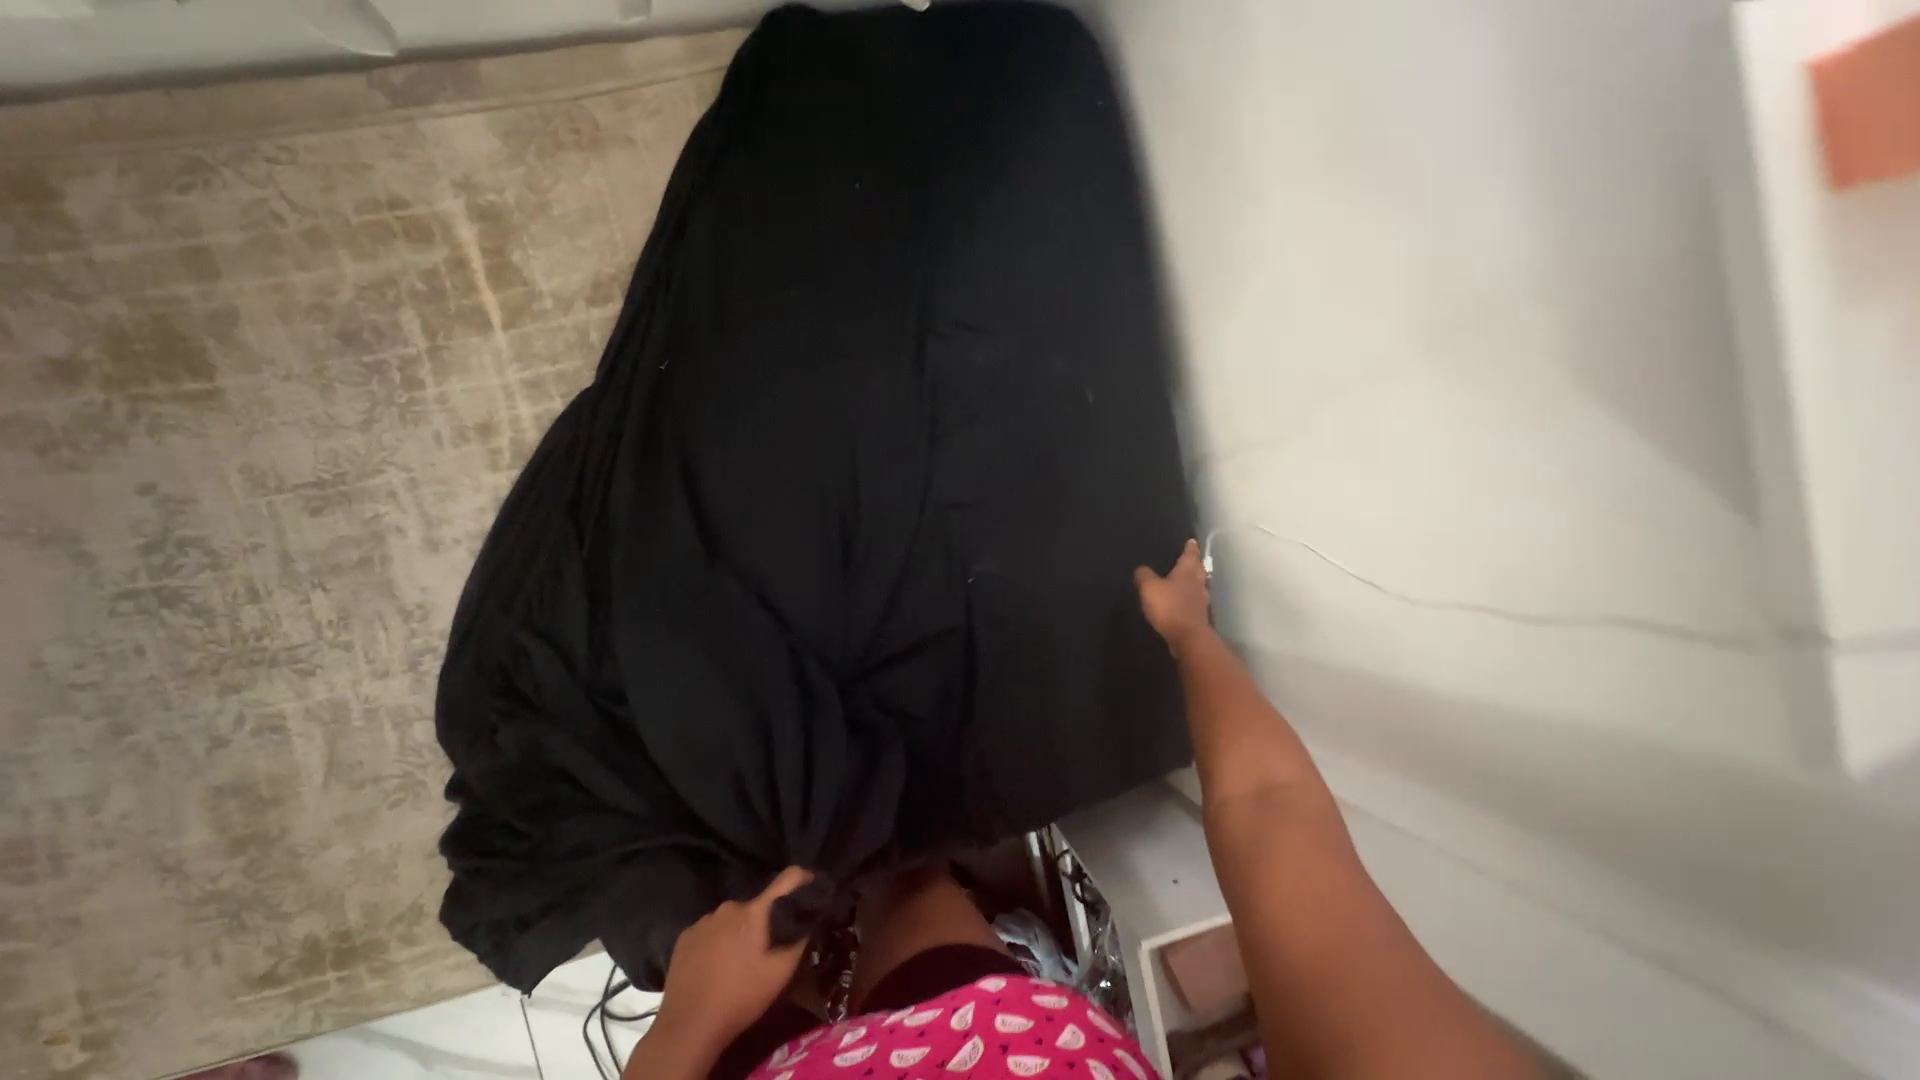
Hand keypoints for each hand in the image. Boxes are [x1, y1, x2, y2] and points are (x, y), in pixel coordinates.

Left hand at [645, 867, 814, 1068]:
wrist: (689, 1025)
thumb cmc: (741, 996)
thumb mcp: (781, 973)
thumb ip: (800, 940)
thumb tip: (811, 919)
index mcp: (756, 911)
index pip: (788, 878)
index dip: (804, 880)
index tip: (812, 892)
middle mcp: (729, 907)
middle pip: (757, 905)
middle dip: (765, 922)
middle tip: (768, 950)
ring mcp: (703, 921)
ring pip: (732, 919)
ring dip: (740, 932)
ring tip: (739, 963)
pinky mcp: (685, 937)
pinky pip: (710, 931)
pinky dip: (718, 942)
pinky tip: (715, 968)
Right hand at [1135, 539, 1212, 655]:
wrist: (1188, 637)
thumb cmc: (1169, 607)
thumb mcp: (1149, 588)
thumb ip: (1144, 576)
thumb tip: (1141, 569)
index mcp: (1186, 572)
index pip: (1190, 555)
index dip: (1190, 548)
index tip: (1192, 541)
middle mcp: (1197, 583)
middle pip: (1198, 569)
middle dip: (1195, 563)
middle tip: (1192, 558)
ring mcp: (1201, 601)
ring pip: (1199, 585)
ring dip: (1195, 581)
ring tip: (1189, 578)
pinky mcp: (1199, 616)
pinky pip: (1195, 601)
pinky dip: (1191, 598)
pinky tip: (1185, 601)